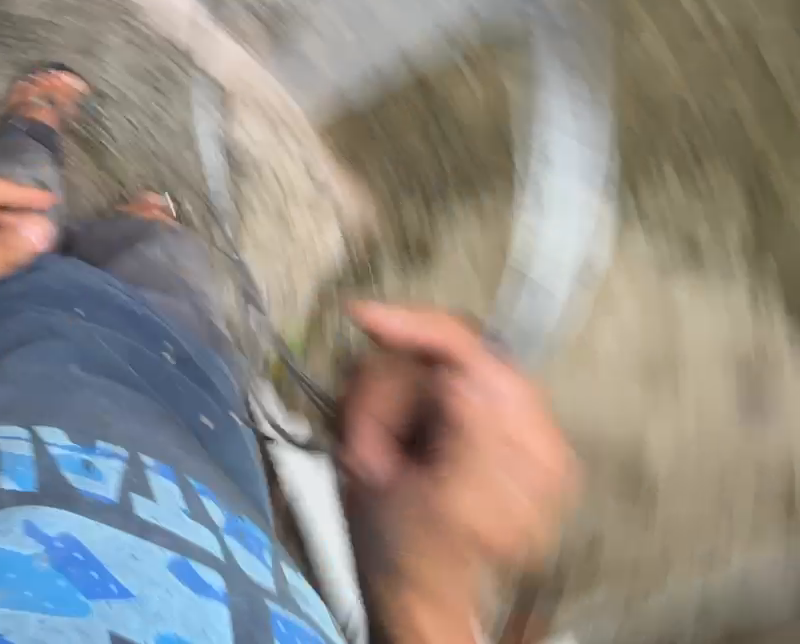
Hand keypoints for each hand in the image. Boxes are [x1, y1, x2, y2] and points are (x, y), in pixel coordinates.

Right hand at [341, 303, 577, 628]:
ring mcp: (467, 416)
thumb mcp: (451, 508)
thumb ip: (475, 445)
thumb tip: (468, 378)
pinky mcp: (433, 414)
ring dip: (369, 409)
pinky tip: (370, 448)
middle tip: (369, 444)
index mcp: (529, 445)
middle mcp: (507, 421)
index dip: (419, 327)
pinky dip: (366, 411)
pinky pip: (386, 384)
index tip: (362, 317)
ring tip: (369, 457)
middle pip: (427, 358)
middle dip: (383, 394)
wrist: (397, 575)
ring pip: (397, 369)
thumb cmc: (421, 552)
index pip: (478, 354)